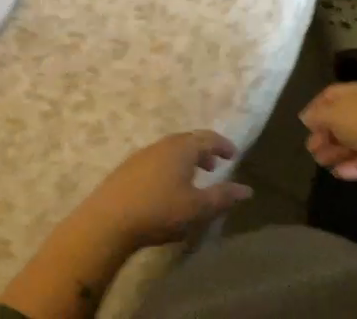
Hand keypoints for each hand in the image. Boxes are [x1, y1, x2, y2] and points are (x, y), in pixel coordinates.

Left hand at [75, 131, 252, 247]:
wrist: (109, 219)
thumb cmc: (160, 210)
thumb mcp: (197, 208)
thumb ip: (223, 197)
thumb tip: (247, 189)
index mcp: (182, 148)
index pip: (208, 138)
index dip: (223, 145)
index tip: (234, 154)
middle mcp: (163, 144)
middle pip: (189, 140)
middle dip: (204, 150)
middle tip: (215, 165)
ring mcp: (143, 154)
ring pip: (171, 149)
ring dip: (187, 159)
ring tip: (194, 177)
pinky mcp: (129, 167)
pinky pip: (158, 159)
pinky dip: (170, 165)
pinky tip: (168, 186)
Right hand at [300, 83, 356, 181]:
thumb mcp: (334, 115)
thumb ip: (317, 116)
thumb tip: (305, 117)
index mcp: (353, 94)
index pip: (330, 96)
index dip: (315, 107)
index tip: (304, 123)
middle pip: (340, 121)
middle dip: (324, 134)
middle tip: (310, 148)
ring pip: (351, 142)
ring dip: (334, 152)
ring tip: (320, 162)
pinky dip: (350, 166)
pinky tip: (337, 173)